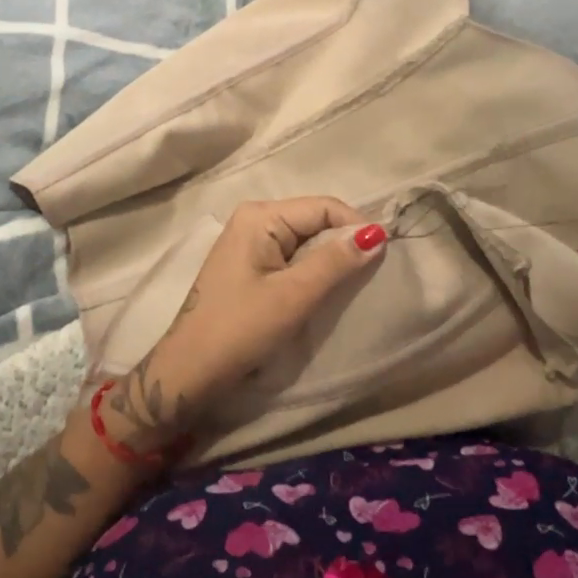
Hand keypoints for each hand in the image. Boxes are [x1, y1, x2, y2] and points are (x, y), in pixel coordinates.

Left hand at [97, 197, 385, 456]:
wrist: (191, 370)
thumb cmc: (241, 329)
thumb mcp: (294, 295)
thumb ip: (335, 261)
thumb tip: (375, 234)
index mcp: (260, 216)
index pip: (323, 206)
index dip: (357, 225)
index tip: (386, 253)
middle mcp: (253, 218)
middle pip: (314, 218)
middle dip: (344, 240)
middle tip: (374, 269)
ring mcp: (248, 241)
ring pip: (304, 238)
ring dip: (330, 256)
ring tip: (355, 279)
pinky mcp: (248, 265)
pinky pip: (291, 255)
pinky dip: (312, 267)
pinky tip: (325, 286)